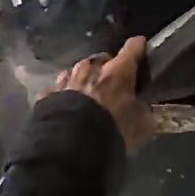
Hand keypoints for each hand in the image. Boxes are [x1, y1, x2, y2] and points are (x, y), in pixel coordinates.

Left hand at [53, 37, 156, 152]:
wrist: (69, 148)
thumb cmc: (112, 130)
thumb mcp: (142, 125)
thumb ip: (145, 110)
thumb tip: (146, 106)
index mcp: (118, 71)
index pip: (133, 47)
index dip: (140, 49)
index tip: (143, 52)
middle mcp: (91, 68)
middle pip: (104, 59)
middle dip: (110, 68)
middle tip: (115, 85)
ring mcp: (66, 79)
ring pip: (80, 71)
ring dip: (87, 79)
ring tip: (90, 95)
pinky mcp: (48, 94)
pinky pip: (61, 88)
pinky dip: (67, 93)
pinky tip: (70, 106)